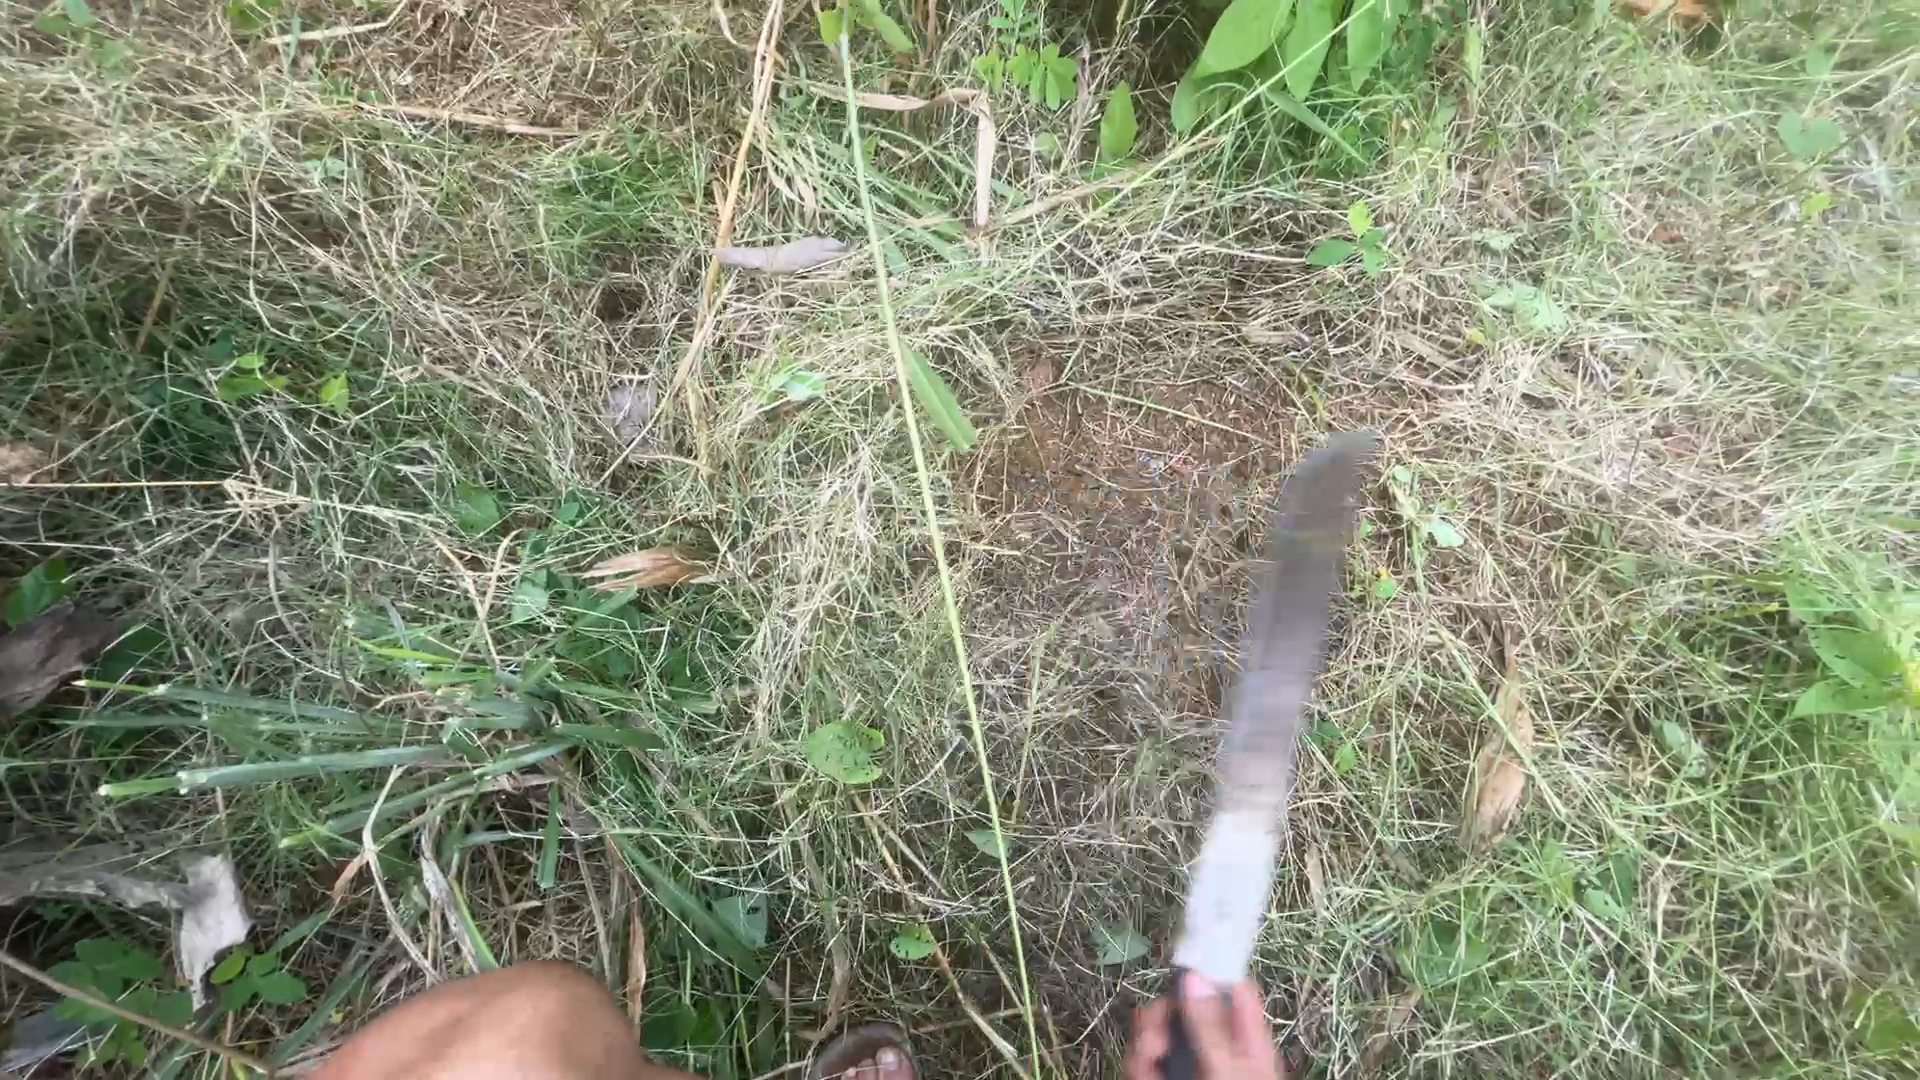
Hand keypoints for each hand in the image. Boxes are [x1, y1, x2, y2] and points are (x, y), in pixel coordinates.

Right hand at [1125, 975, 1281, 1079]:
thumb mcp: (1227, 1076)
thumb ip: (1209, 1028)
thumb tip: (1193, 973)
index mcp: (1248, 1045)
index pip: (1233, 991)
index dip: (1207, 971)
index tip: (1178, 967)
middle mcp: (1219, 1052)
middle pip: (1184, 1008)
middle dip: (1161, 1016)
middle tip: (1151, 1036)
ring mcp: (1192, 1070)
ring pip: (1160, 1034)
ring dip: (1144, 1042)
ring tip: (1143, 1064)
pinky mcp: (1167, 1079)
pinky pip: (1147, 1063)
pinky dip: (1139, 1065)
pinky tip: (1140, 1073)